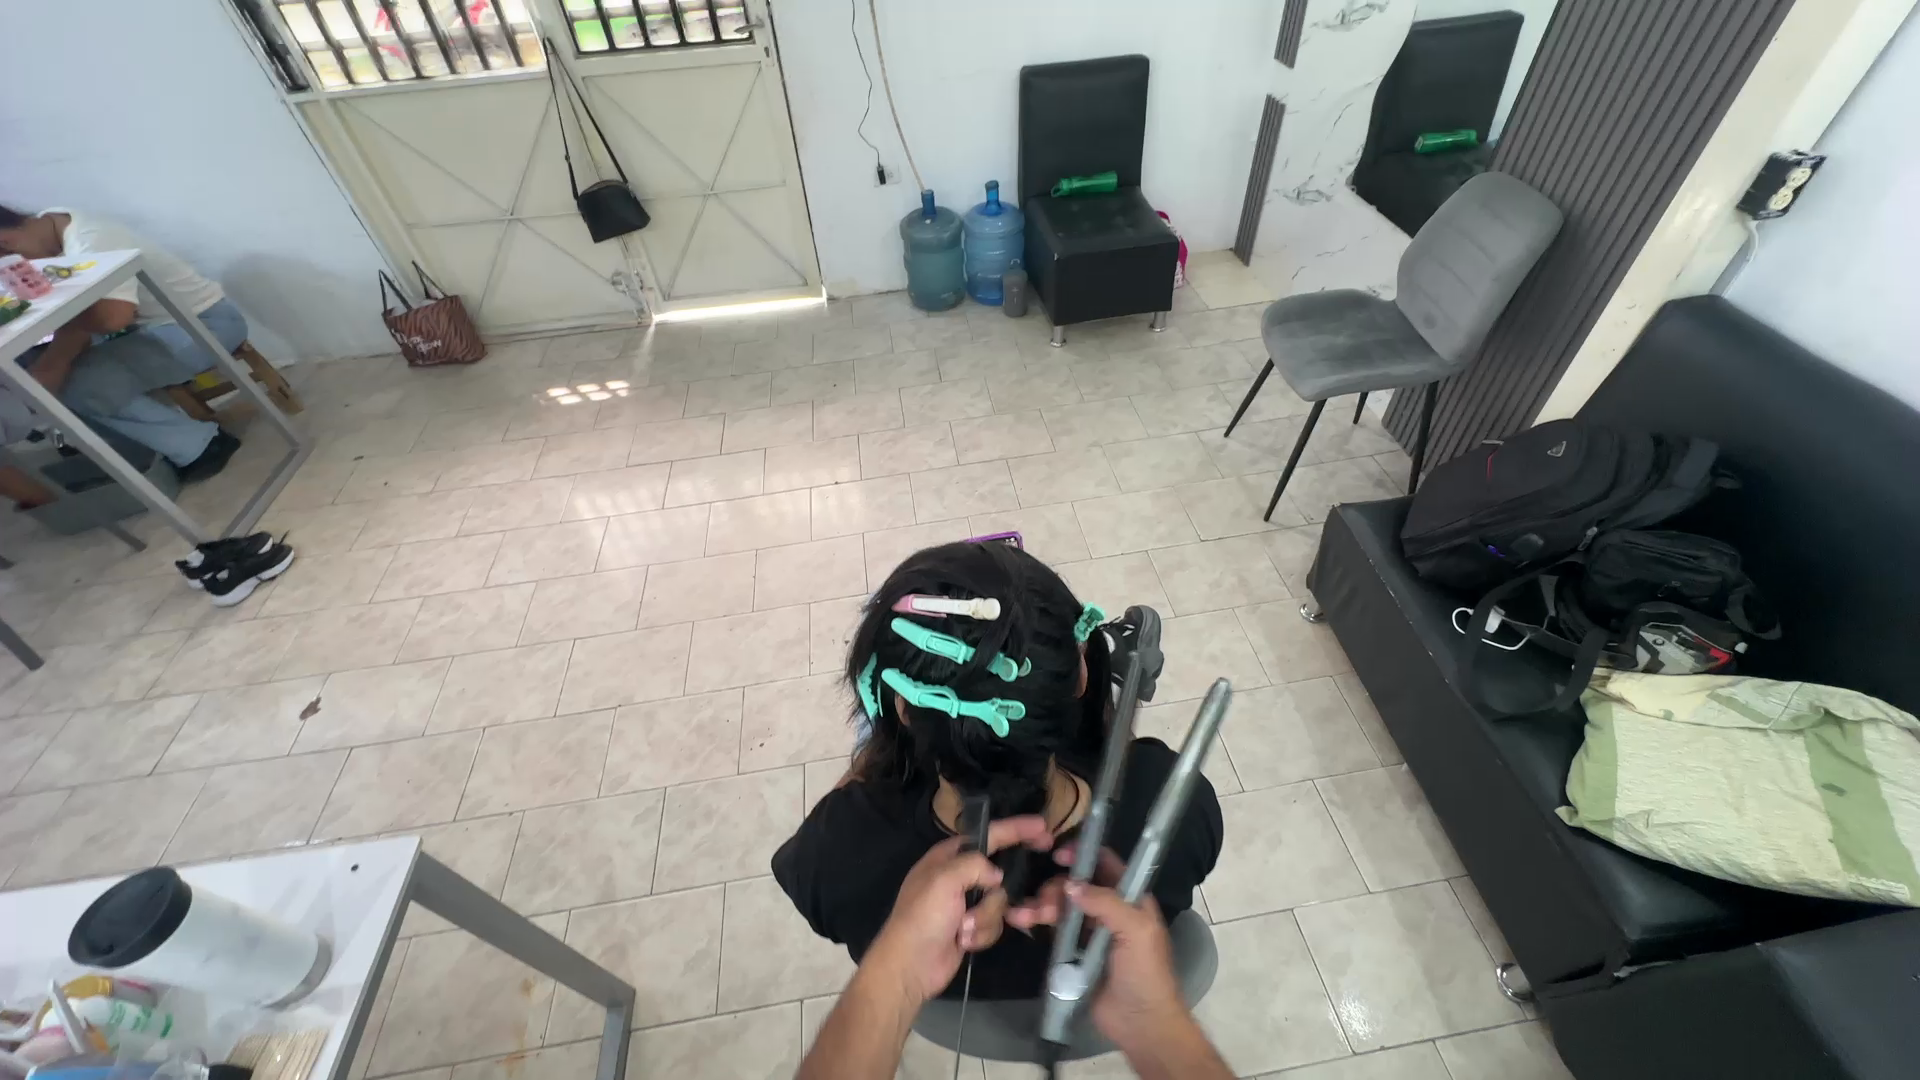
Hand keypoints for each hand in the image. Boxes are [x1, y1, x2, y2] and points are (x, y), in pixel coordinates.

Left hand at [862, 815, 1053, 1005]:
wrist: (910, 966)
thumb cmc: (923, 917)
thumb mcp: (944, 880)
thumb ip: (974, 865)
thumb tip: (996, 874)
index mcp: (949, 856)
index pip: (988, 835)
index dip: (1015, 829)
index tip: (1042, 826)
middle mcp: (960, 876)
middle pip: (999, 871)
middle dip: (1001, 889)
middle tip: (1026, 896)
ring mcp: (966, 903)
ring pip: (999, 901)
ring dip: (985, 917)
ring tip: (963, 929)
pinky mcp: (972, 927)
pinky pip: (994, 923)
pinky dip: (981, 934)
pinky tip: (964, 942)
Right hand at [1007, 846, 1185, 1047]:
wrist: (1141, 1026)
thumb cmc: (1146, 973)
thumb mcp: (1136, 931)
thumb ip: (1106, 902)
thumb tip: (1070, 885)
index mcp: (1129, 898)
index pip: (1105, 863)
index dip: (1083, 855)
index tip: (1058, 856)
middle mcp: (1109, 909)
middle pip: (1076, 884)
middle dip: (1056, 887)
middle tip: (1044, 903)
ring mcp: (1089, 931)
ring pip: (1061, 905)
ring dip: (1041, 904)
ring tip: (1026, 915)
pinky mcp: (1073, 952)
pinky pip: (1052, 928)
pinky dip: (1035, 920)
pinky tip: (1020, 919)